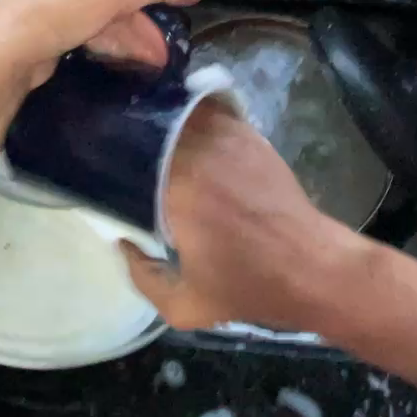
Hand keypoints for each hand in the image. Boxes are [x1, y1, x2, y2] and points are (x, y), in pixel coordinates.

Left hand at [0, 0, 206, 90]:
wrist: (8, 50)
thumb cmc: (62, 8)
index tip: (165, 21)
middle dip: (143, 24)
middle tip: (166, 53)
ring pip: (110, 15)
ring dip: (133, 38)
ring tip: (154, 63)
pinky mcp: (54, 24)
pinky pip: (93, 30)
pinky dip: (113, 43)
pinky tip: (132, 60)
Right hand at [119, 99, 366, 331]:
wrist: (311, 267)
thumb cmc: (248, 286)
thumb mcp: (185, 305)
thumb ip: (141, 276)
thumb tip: (123, 242)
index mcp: (173, 187)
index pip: (126, 155)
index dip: (112, 159)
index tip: (105, 169)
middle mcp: (196, 151)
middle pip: (150, 126)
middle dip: (134, 136)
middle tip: (123, 153)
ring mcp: (224, 135)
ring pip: (178, 113)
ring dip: (160, 120)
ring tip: (149, 133)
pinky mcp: (247, 133)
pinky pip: (208, 111)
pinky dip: (191, 114)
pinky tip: (184, 128)